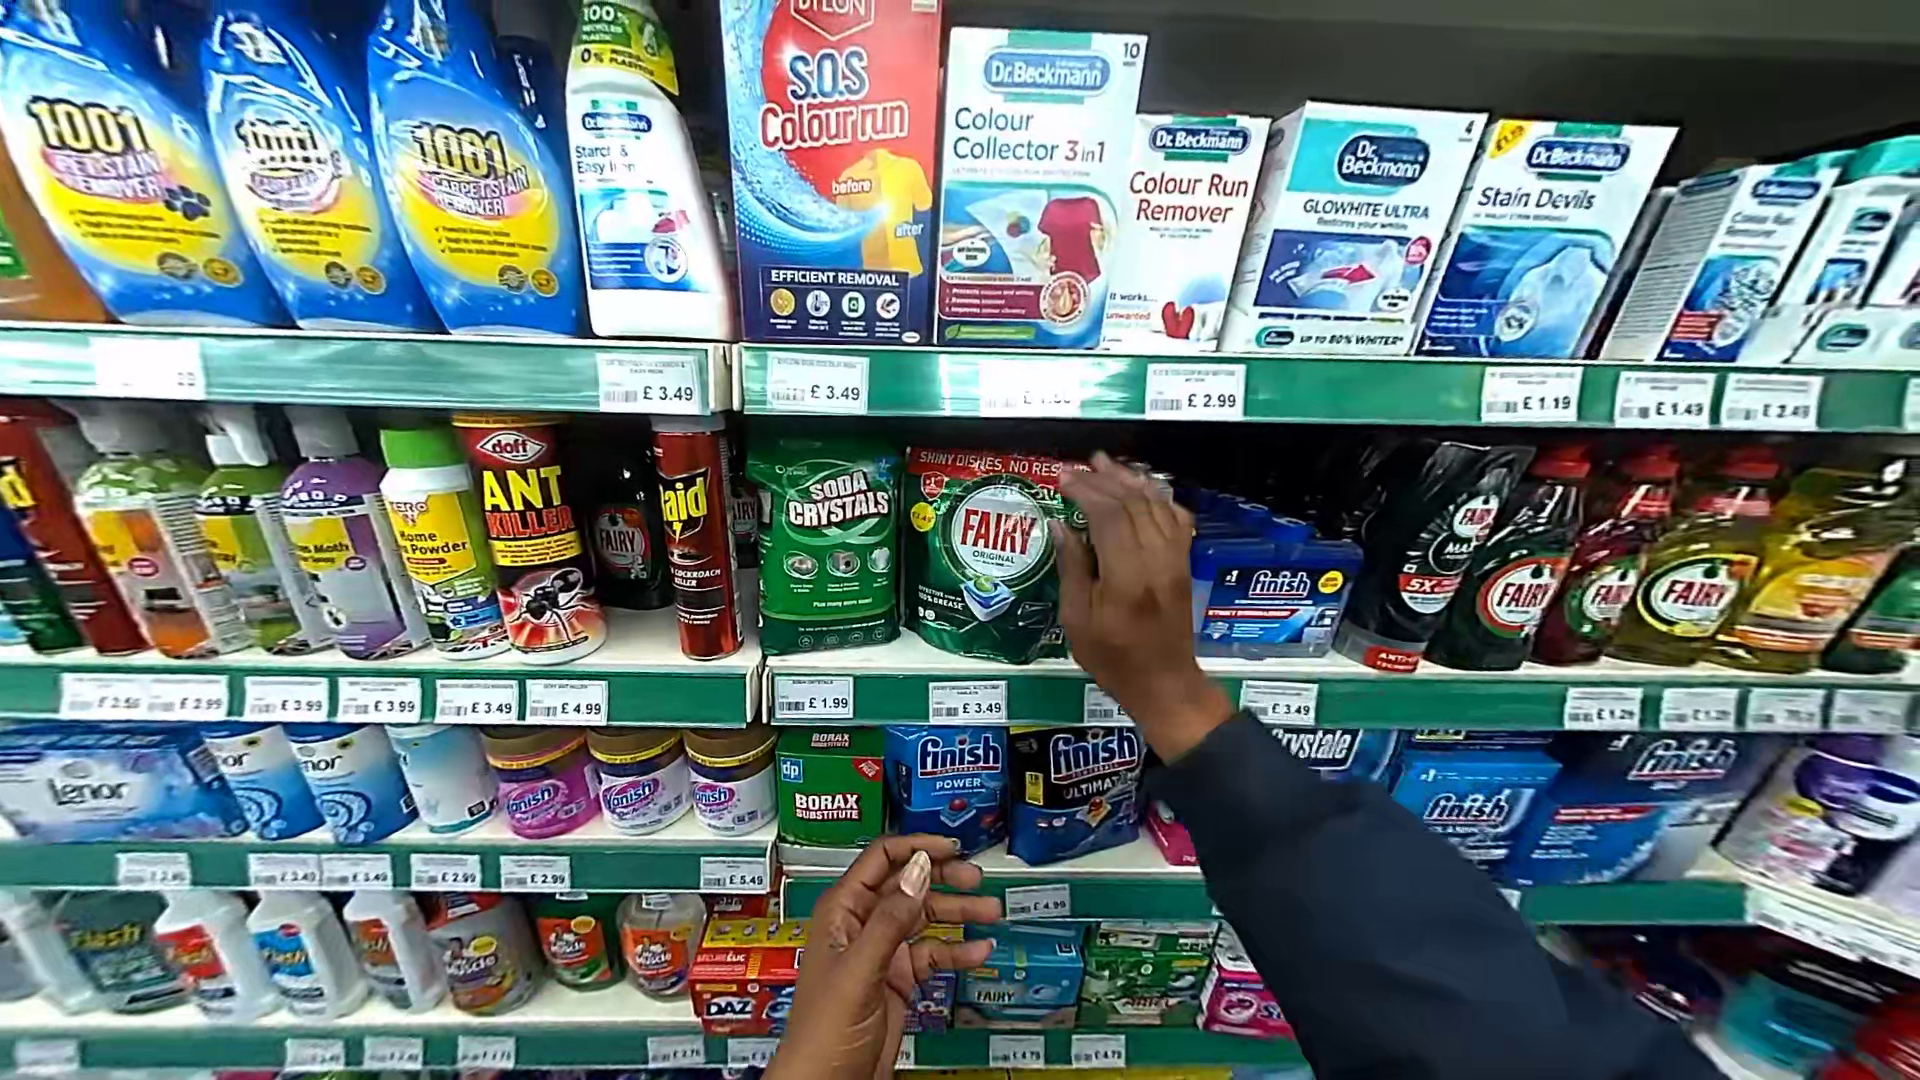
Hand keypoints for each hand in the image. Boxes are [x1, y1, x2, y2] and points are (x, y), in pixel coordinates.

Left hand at [767, 836, 1001, 1079]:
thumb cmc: (823, 1033)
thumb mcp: (858, 971)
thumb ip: (889, 920)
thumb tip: (918, 869)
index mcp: (844, 908)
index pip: (883, 859)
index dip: (916, 847)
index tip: (950, 848)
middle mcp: (865, 921)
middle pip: (910, 884)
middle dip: (944, 878)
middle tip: (976, 880)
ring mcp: (883, 949)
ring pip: (926, 917)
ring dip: (958, 912)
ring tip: (990, 912)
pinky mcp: (899, 977)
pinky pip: (933, 954)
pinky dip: (957, 952)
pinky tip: (979, 952)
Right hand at [1057, 452, 1233, 760]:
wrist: (1163, 682)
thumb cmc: (1111, 657)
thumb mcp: (1076, 619)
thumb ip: (1072, 567)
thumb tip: (1061, 525)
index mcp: (1126, 577)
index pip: (1109, 516)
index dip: (1085, 491)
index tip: (1062, 479)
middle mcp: (1156, 560)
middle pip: (1133, 503)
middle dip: (1103, 479)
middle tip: (1077, 467)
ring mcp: (1175, 559)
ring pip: (1157, 504)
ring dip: (1130, 480)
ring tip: (1105, 464)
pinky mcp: (1183, 562)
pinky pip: (1176, 518)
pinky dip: (1158, 497)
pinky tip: (1142, 488)